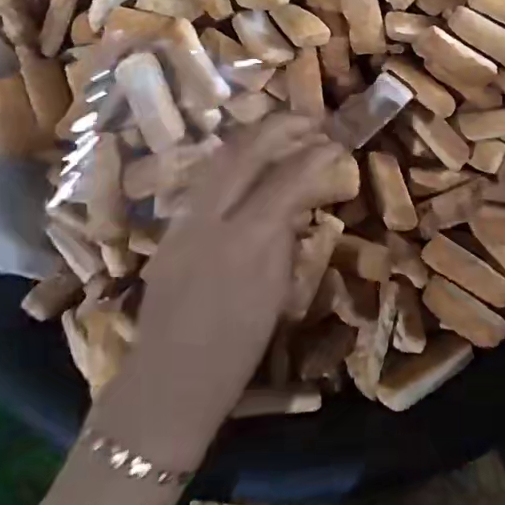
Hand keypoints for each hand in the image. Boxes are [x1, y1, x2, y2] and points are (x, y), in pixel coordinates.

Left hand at [89, 115, 347, 464]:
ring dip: (253, 139)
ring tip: (281, 132)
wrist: (169, 382)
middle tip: (310, 121)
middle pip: (244, 152)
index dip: (314, 156)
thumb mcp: (275, 295)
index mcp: (246, 242)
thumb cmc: (236, 353)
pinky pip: (203, 182)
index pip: (285, 180)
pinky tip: (247, 165)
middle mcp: (210, 219)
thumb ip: (283, 239)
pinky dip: (231, 163)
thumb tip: (294, 202)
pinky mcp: (168, 229)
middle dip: (280, 128)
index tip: (335, 144)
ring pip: (218, 160)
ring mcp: (182, 221)